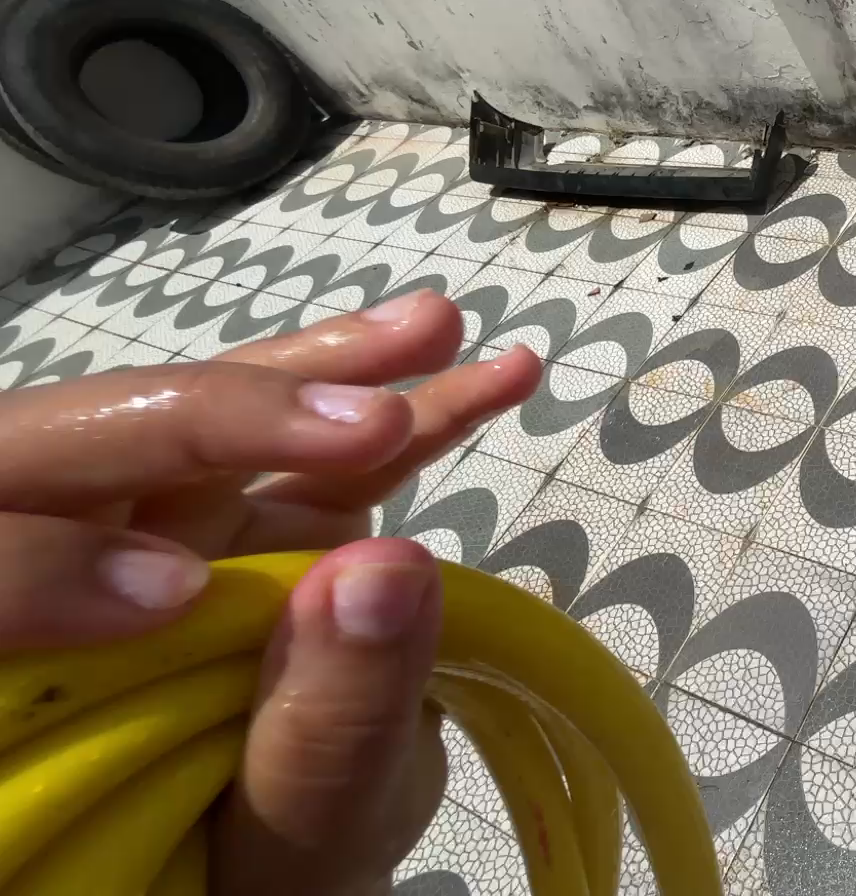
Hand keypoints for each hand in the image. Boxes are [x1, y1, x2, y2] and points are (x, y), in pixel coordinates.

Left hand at [0, 289, 540, 894]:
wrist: (311, 847)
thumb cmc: (272, 873)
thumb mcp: (294, 836)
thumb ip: (322, 721)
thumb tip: (389, 567)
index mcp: (13, 661)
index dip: (34, 567)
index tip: (178, 600)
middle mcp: (80, 566)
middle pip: (103, 446)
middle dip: (238, 416)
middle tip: (369, 419)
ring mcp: (186, 533)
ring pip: (247, 423)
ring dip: (351, 374)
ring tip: (442, 328)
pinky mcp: (279, 519)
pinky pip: (346, 448)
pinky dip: (424, 408)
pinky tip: (494, 372)